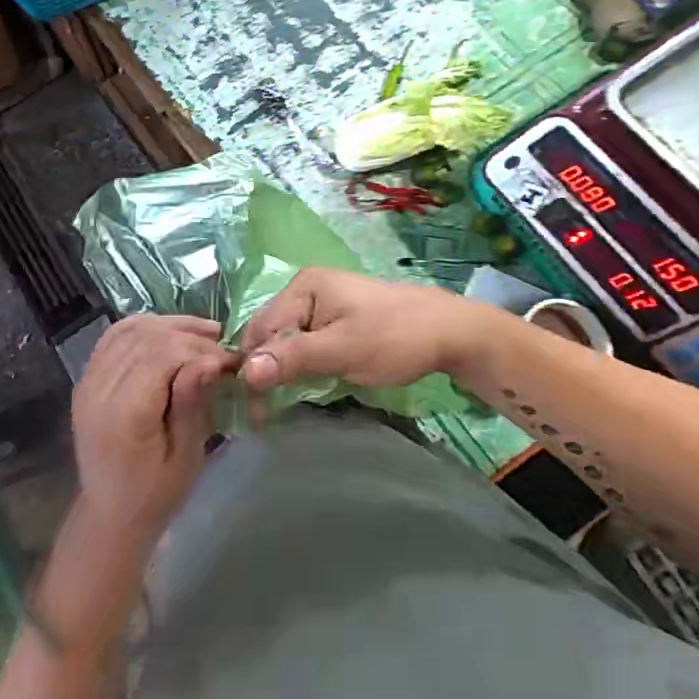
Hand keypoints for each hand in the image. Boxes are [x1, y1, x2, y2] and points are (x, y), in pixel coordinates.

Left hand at [72, 315, 235, 538]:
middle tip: (221, 346)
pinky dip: (145, 327)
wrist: (110, 512)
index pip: (161, 356)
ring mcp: (88, 380)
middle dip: (188, 336)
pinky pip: (115, 336)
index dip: (199, 349)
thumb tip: (211, 359)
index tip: (230, 360)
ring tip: (203, 333)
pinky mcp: (88, 377)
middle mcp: (99, 389)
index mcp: (124, 414)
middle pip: (145, 338)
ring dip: (168, 325)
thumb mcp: (186, 456)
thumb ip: (192, 403)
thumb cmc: (156, 494)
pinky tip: (171, 333)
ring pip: (129, 329)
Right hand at [238, 267, 504, 389]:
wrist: (452, 334)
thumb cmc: (396, 338)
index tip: (250, 406)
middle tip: (262, 412)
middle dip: (263, 369)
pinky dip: (299, 365)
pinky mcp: (336, 321)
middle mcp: (306, 290)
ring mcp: (322, 304)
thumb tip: (246, 372)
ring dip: (280, 370)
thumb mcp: (342, 350)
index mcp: (304, 286)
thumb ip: (293, 359)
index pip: (261, 328)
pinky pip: (305, 343)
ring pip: (286, 340)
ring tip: (274, 405)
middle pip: (270, 333)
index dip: (252, 365)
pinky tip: (298, 386)